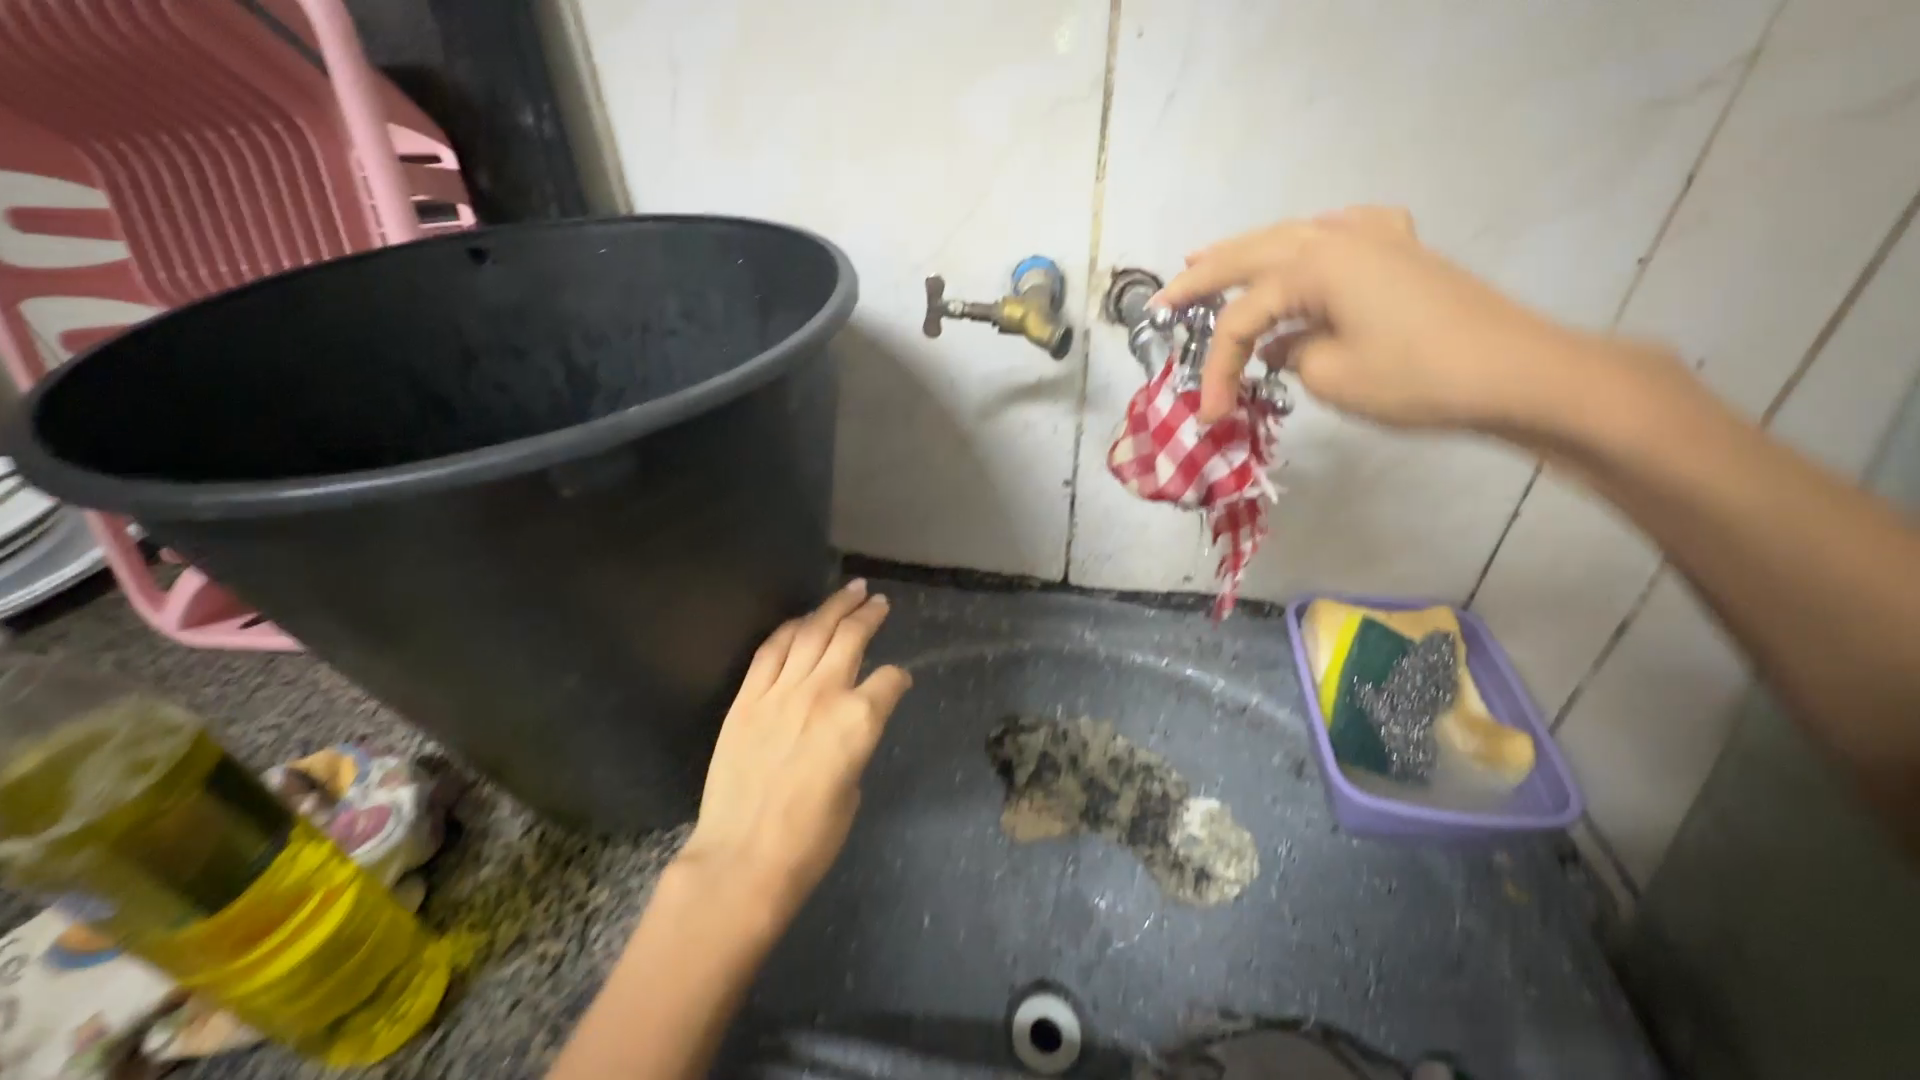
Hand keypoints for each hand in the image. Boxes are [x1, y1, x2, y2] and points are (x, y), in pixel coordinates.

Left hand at [675, 580, 911, 915]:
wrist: (743, 858)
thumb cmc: (810, 841)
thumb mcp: (853, 789)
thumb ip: (854, 745)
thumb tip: (846, 728)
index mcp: (860, 722)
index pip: (889, 681)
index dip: (899, 677)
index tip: (899, 678)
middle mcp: (823, 695)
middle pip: (850, 638)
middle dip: (868, 615)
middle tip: (877, 601)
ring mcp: (780, 692)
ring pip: (810, 633)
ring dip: (832, 608)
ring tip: (848, 592)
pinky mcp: (747, 699)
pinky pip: (770, 651)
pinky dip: (789, 629)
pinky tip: (801, 621)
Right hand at [1156, 206, 1599, 432]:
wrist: (1517, 373)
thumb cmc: (1418, 377)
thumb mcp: (1332, 375)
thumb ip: (1291, 354)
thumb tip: (1283, 345)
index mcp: (1314, 264)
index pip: (1242, 318)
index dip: (1217, 367)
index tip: (1207, 414)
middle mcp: (1338, 236)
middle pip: (1252, 254)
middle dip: (1202, 277)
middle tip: (1163, 297)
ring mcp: (1375, 237)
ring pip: (1291, 238)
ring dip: (1247, 254)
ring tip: (1207, 260)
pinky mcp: (1402, 253)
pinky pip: (1340, 236)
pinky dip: (1309, 245)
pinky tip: (1307, 246)